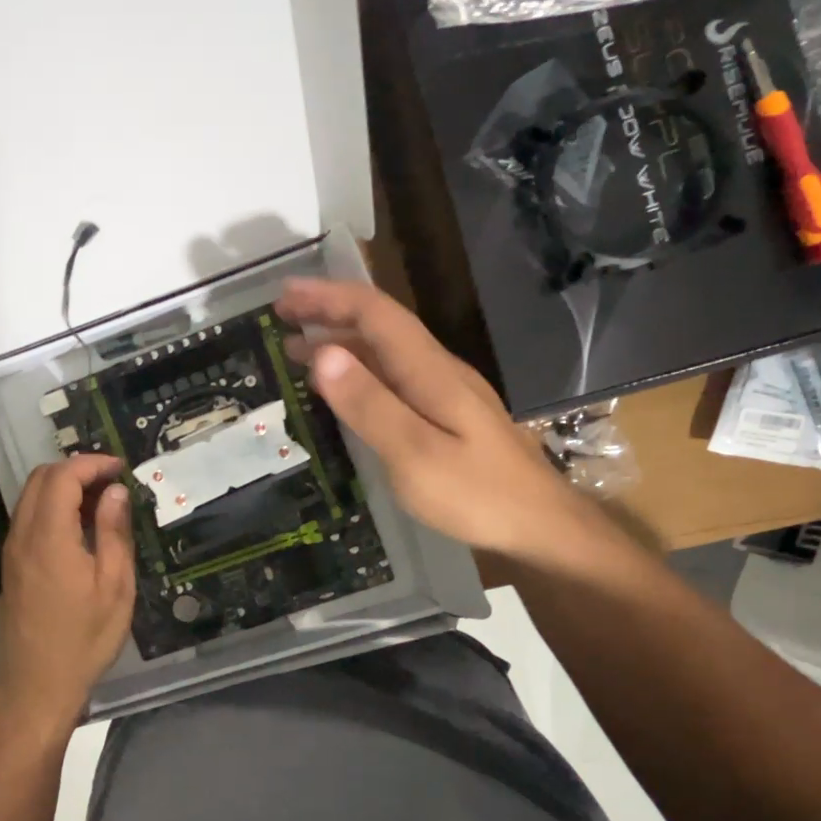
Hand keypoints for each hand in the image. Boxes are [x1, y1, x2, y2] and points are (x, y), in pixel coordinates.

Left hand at [0, 455, 135, 726]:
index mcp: (49, 537)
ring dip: (62, 487)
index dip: (92, 463)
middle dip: (76, 469)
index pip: (63, 476)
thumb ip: (113, 532)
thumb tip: (115, 491)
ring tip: (100, 501)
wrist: (39, 683)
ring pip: (31, 497)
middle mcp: (23, 536)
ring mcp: (12, 550)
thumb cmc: (85, 639)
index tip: (121, 468)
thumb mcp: (115, 586)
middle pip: (41, 479)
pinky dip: (52, 508)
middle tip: (112, 481)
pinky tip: (78, 527)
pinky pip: (28, 519)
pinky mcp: (11, 565)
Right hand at [275, 278, 584, 560]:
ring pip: (384, 352)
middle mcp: (437, 370)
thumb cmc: (476, 494)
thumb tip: (321, 354)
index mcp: (429, 372)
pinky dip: (356, 371)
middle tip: (280, 316)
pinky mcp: (445, 415)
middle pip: (379, 326)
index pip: (375, 315)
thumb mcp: (414, 454)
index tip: (285, 295)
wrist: (541, 525)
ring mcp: (444, 392)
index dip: (328, 298)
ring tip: (294, 350)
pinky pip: (391, 377)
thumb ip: (368, 404)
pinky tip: (339, 388)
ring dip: (338, 342)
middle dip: (328, 313)